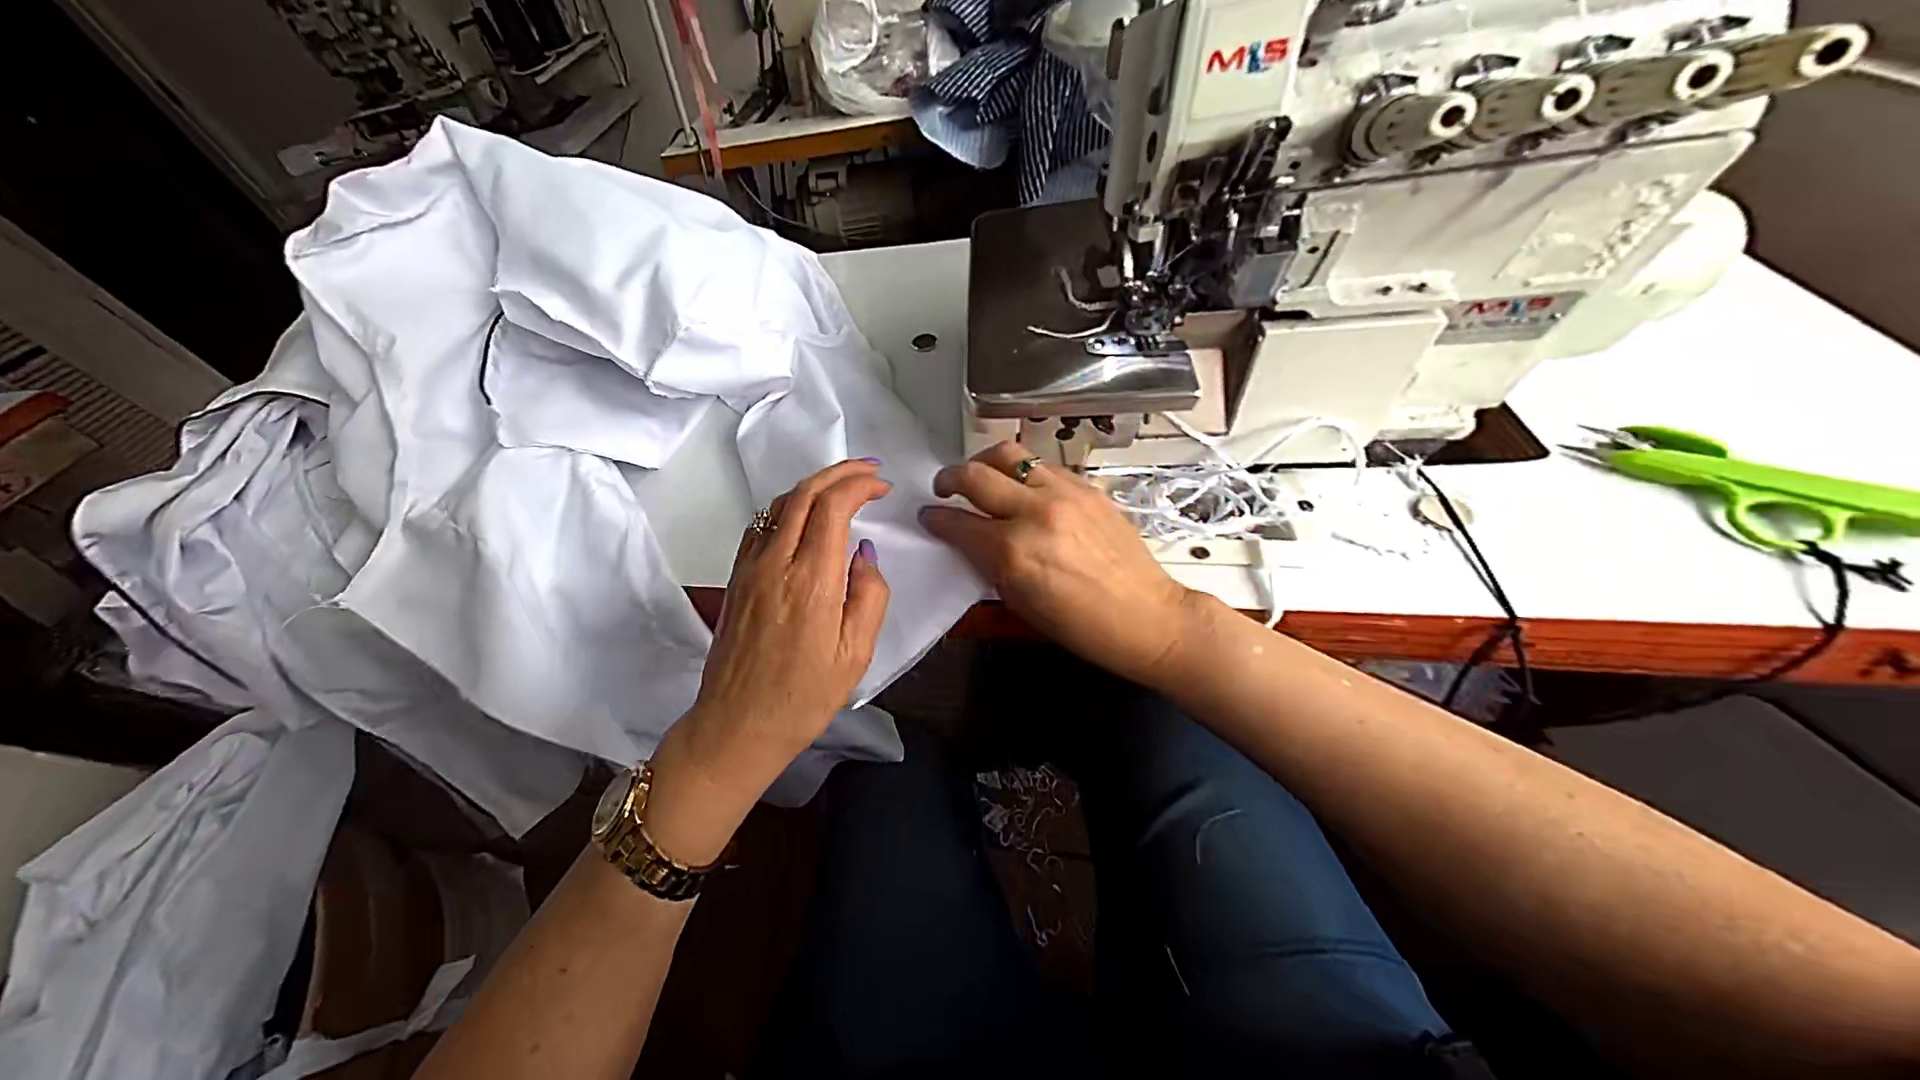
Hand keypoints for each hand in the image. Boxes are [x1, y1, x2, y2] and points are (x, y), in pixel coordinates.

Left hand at [645, 459, 890, 863]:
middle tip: (867, 470)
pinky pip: (760, 527)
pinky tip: (802, 517)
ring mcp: (748, 570)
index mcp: (810, 581)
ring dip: (812, 486)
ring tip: (841, 486)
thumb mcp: (856, 653)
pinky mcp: (735, 580)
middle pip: (802, 494)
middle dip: (838, 472)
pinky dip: (786, 508)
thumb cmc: (803, 697)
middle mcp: (774, 564)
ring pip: (778, 505)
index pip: (832, 507)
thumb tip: (863, 554)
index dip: (859, 485)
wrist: (737, 726)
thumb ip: (869, 594)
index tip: (881, 486)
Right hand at [920, 442, 1201, 685]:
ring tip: (978, 474)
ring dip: (984, 462)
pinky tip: (1021, 486)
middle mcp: (1035, 512)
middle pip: (975, 475)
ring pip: (1010, 455)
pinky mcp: (1087, 488)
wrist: (1146, 616)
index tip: (929, 517)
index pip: (958, 522)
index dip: (936, 519)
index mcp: (1013, 551)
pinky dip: (1023, 471)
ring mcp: (1064, 494)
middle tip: (943, 488)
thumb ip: (989, 566)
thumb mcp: (1021, 605)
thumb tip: (970, 542)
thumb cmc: (1082, 626)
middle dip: (948, 479)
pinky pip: (1043, 465)